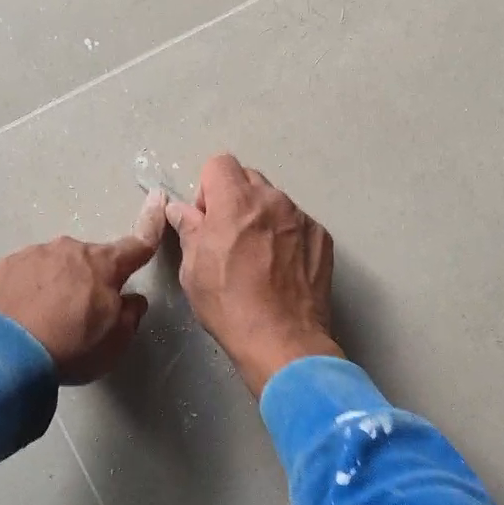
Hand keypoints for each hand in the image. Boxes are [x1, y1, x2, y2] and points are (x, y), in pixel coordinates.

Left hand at [0, 191, 168, 384]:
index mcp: (102, 264)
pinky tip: (24, 314)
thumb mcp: (115, 340)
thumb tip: (131, 298)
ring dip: (57, 283)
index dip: (151, 225)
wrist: (6, 354)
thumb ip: (130, 315)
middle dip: (90, 278)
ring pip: (56, 265)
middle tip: (81, 313)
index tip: (158, 199)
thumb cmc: (72, 346)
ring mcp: (33, 254)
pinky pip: (27, 274)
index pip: (136, 244)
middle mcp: (69, 249)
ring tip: (46, 319)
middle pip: (89, 260)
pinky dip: (31, 289)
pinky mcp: (5, 266)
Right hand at [165, 154, 341, 395]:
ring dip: (262, 219)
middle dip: (235, 200)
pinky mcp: (322, 239)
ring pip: (275, 203)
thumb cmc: (229, 306)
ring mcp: (302, 219)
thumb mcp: (193, 270)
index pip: (219, 164)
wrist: (283, 340)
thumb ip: (189, 230)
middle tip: (228, 238)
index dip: (208, 189)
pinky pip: (298, 225)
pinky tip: (281, 271)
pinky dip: (287, 238)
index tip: (206, 219)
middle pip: (249, 179)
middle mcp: (273, 201)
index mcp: (236, 202)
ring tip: (258, 259)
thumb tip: (181, 211)